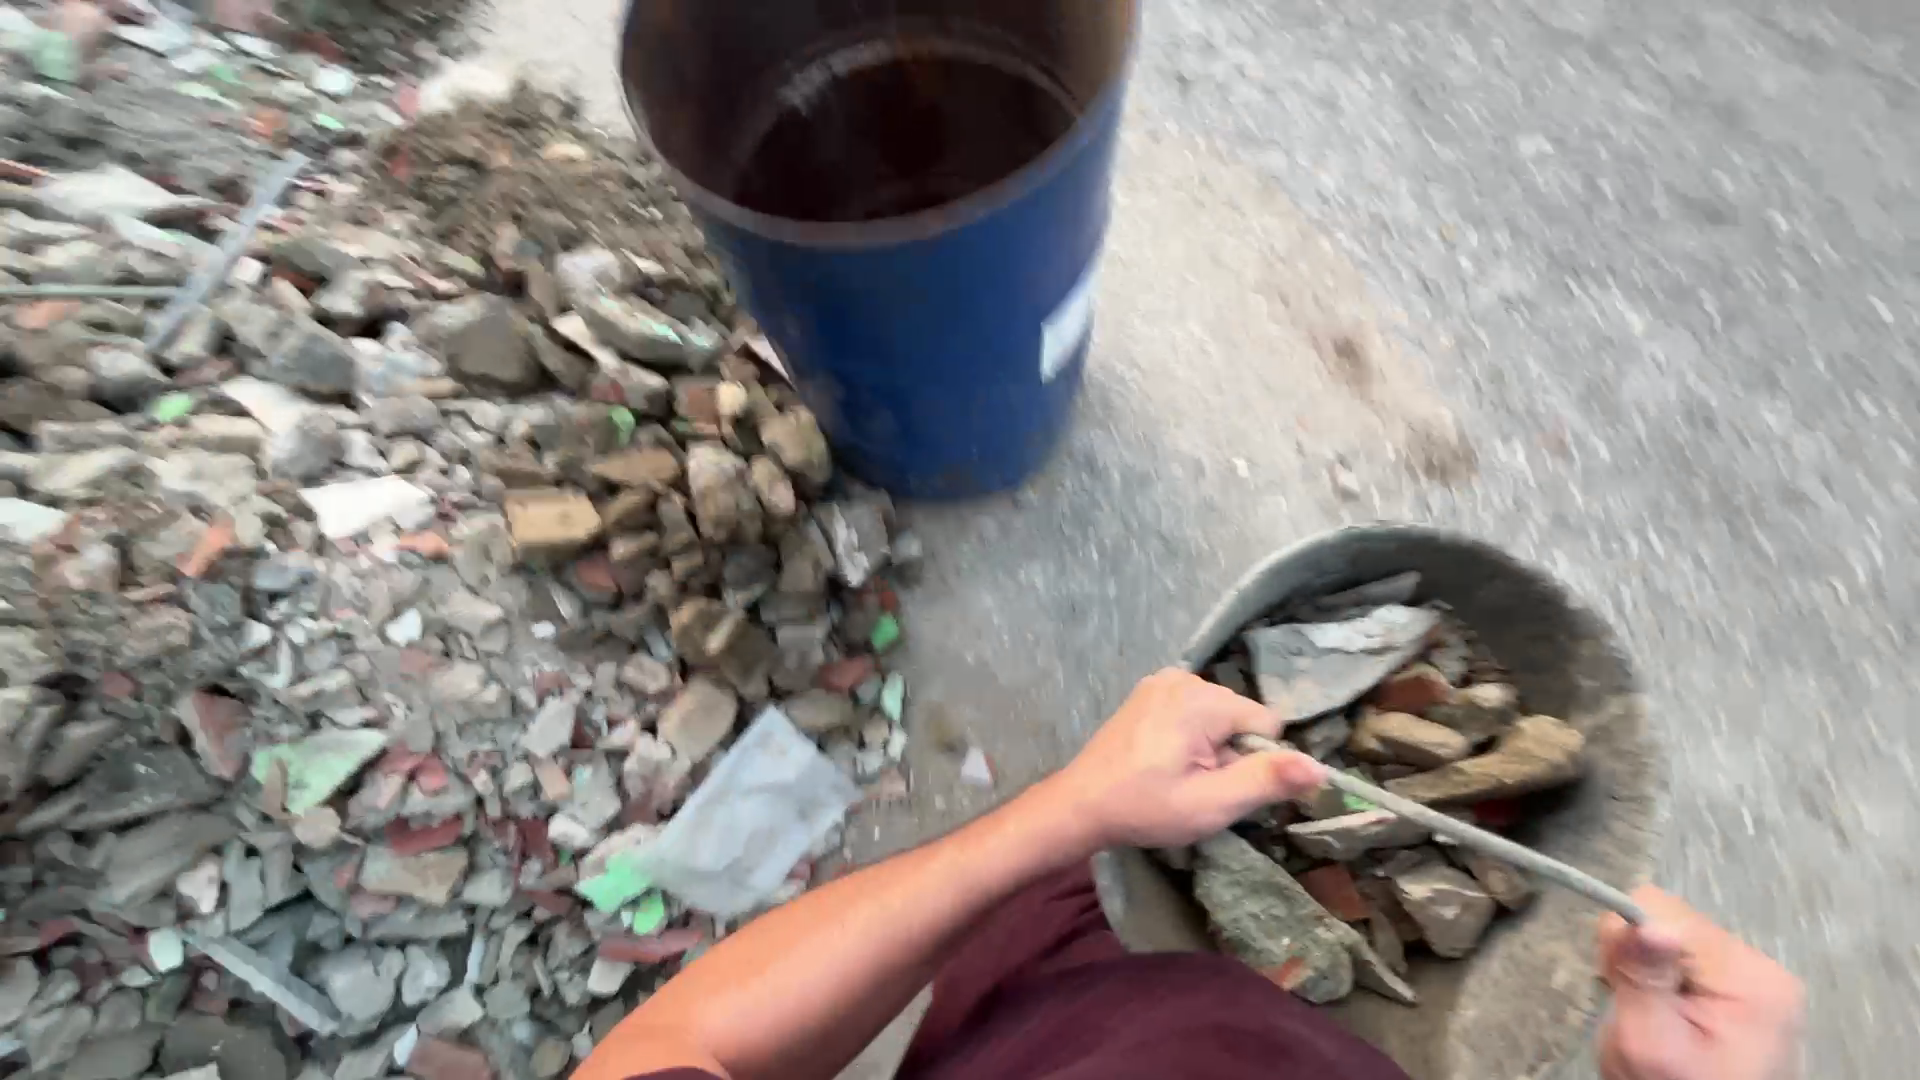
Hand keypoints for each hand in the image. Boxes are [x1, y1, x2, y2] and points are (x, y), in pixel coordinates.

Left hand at [1049, 669, 1325, 848]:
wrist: (1082, 803)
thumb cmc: (1146, 807)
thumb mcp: (1212, 803)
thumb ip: (1267, 780)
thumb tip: (1320, 768)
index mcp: (1200, 697)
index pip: (1266, 725)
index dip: (1254, 762)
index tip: (1221, 785)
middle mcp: (1182, 677)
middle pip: (1240, 718)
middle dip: (1230, 753)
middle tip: (1194, 784)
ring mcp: (1161, 681)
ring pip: (1218, 717)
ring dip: (1209, 748)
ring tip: (1176, 774)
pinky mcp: (1148, 692)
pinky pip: (1192, 712)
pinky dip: (1188, 737)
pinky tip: (1163, 759)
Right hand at [1598, 887, 1804, 1079]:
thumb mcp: (1647, 1039)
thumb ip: (1644, 978)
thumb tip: (1650, 924)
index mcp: (1749, 977)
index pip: (1660, 908)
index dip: (1624, 937)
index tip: (1618, 978)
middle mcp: (1759, 965)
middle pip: (1664, 914)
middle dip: (1632, 950)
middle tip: (1634, 997)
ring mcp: (1750, 972)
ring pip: (1664, 926)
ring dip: (1639, 959)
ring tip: (1646, 1002)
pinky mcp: (1735, 978)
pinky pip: (1673, 943)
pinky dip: (1651, 966)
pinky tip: (1660, 1000)